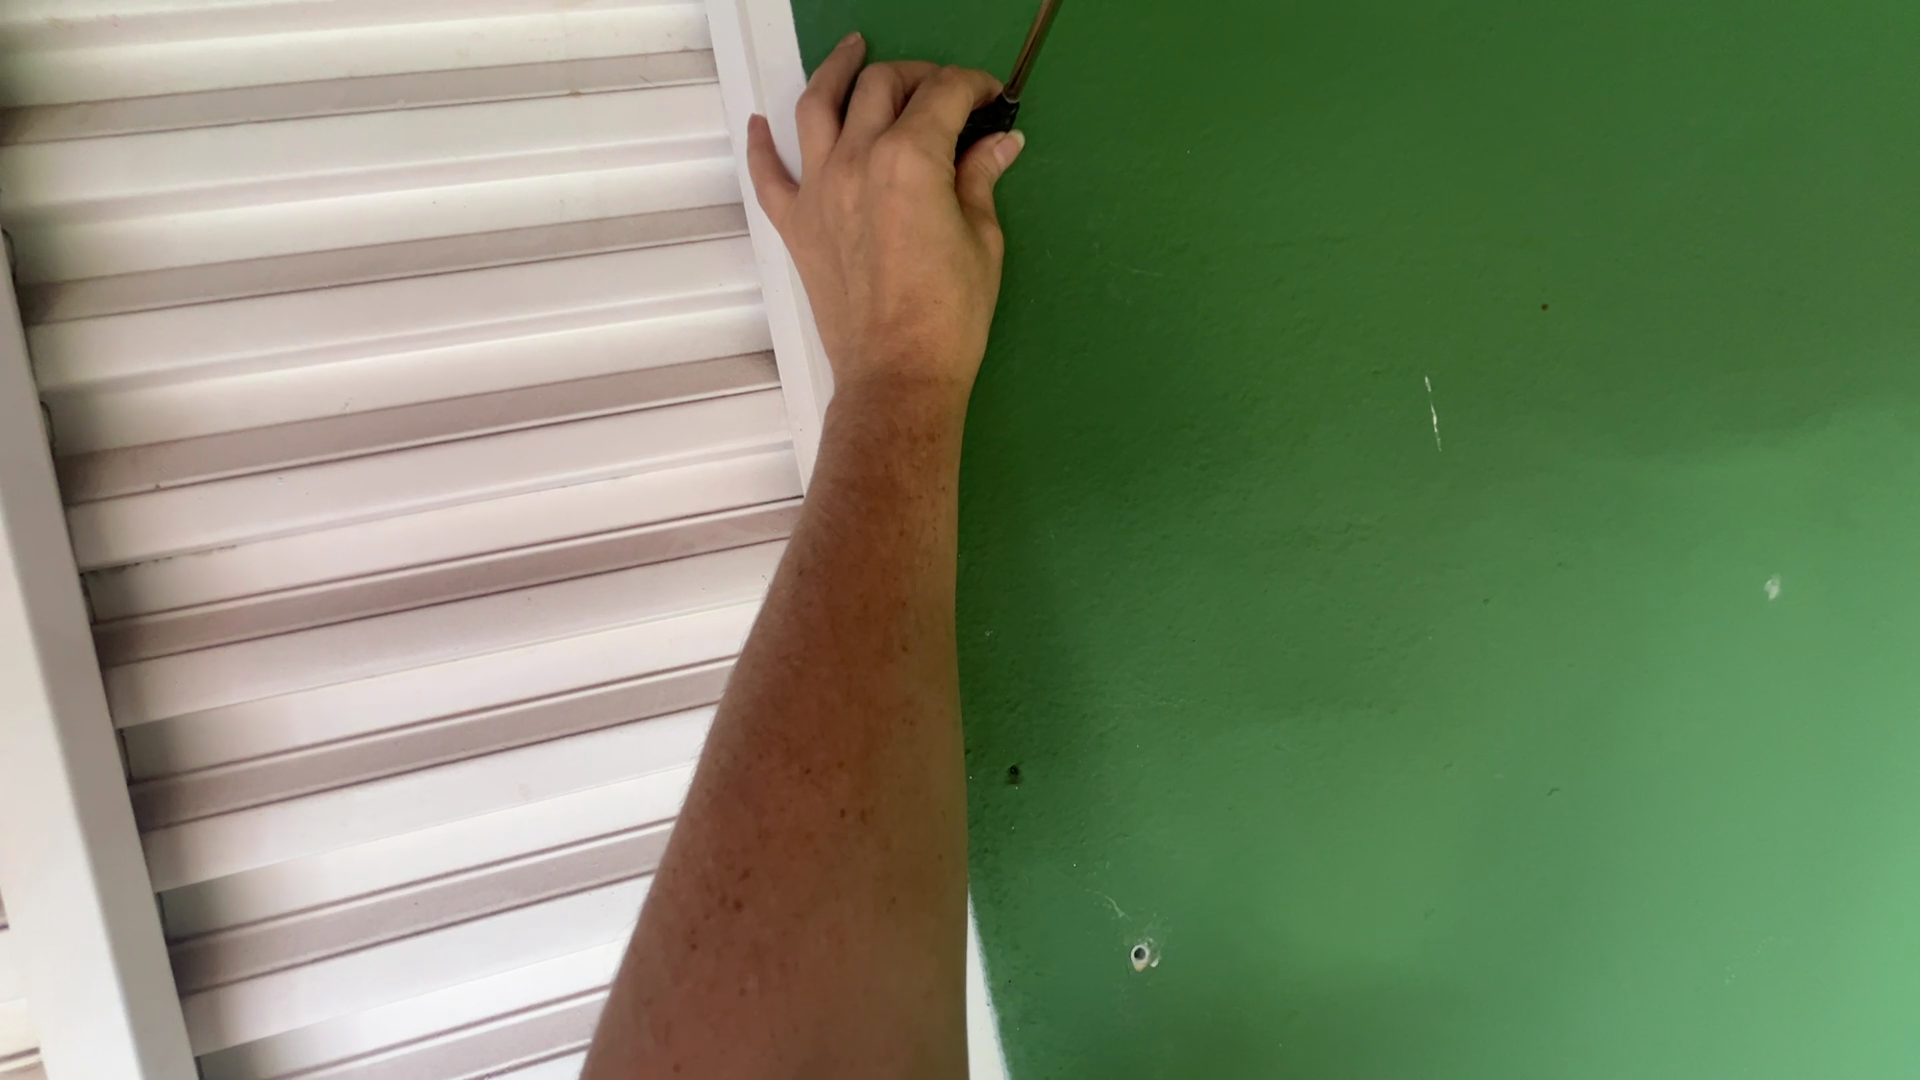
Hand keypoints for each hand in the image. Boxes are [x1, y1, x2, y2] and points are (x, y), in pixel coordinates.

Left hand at [747, 33, 1025, 400]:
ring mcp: (817, 190)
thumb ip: (981, 181)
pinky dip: (762, 145)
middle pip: (880, 87)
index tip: (991, 97)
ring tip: (851, 52)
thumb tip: (1000, 143)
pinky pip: (768, 175)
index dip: (973, 86)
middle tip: (940, 89)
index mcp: (910, 158)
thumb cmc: (951, 318)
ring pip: (818, 106)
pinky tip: (761, 124)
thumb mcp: (982, 243)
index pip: (943, 96)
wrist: (898, 376)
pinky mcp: (795, 227)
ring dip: (837, 70)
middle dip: (918, 75)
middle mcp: (857, 159)